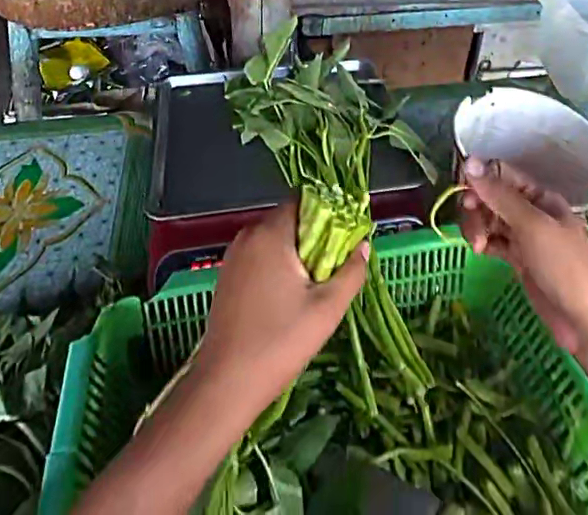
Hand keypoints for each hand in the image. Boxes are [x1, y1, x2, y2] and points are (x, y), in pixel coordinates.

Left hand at [194, 199, 368, 402]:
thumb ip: (351, 271)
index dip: (329, 213)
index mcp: (270, 233)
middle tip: (334, 266)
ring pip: (275, 240)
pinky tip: (289, 297)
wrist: (224, 386)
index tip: (345, 238)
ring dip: (298, 253)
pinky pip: (260, 257)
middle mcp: (248, 236)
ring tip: (315, 286)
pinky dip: (278, 266)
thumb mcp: (327, 308)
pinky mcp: (227, 277)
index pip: (304, 200)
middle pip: (290, 219)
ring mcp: (233, 257)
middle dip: (315, 237)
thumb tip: (363, 246)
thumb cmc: (279, 342)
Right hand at [459, 158, 587, 356]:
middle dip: (476, 208)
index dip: (479, 181)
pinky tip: (481, 252)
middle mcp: (532, 211)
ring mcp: (526, 237)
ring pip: (490, 219)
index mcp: (540, 196)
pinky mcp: (520, 260)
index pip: (501, 175)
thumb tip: (469, 160)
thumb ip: (499, 195)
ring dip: (478, 227)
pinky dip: (485, 243)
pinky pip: (495, 241)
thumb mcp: (532, 225)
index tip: (464, 198)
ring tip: (478, 247)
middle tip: (473, 230)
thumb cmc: (566, 267)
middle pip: (492, 197)